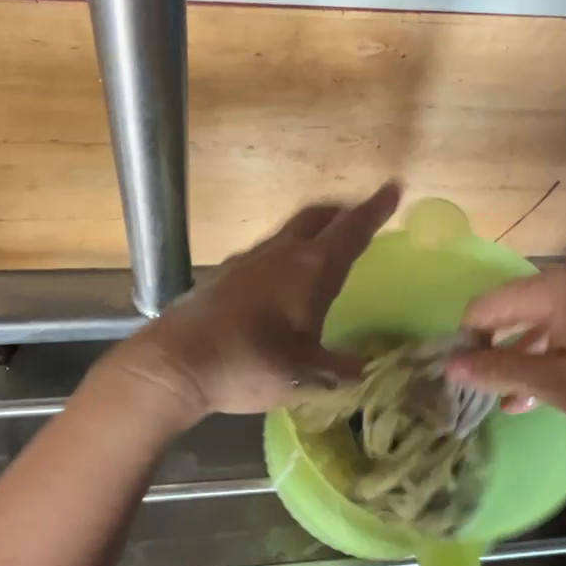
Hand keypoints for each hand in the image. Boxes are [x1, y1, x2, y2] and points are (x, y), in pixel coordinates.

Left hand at [106, 182, 401, 420]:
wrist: (174, 364)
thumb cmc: (249, 364)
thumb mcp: (305, 376)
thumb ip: (337, 370)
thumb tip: (360, 369)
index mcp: (311, 271)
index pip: (351, 231)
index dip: (374, 211)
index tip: (391, 190)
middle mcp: (280, 255)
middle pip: (316, 219)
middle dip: (340, 214)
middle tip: (357, 216)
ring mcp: (246, 263)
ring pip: (287, 234)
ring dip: (310, 233)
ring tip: (321, 247)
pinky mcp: (221, 278)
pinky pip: (263, 255)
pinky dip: (283, 257)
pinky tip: (278, 282)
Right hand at [444, 255, 565, 437]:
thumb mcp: (560, 385)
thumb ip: (501, 370)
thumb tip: (451, 364)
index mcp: (560, 286)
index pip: (488, 304)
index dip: (469, 340)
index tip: (466, 379)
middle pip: (516, 307)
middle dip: (498, 348)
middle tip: (487, 390)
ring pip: (544, 317)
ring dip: (526, 354)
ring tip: (512, 399)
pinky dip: (555, 348)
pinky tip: (545, 386)